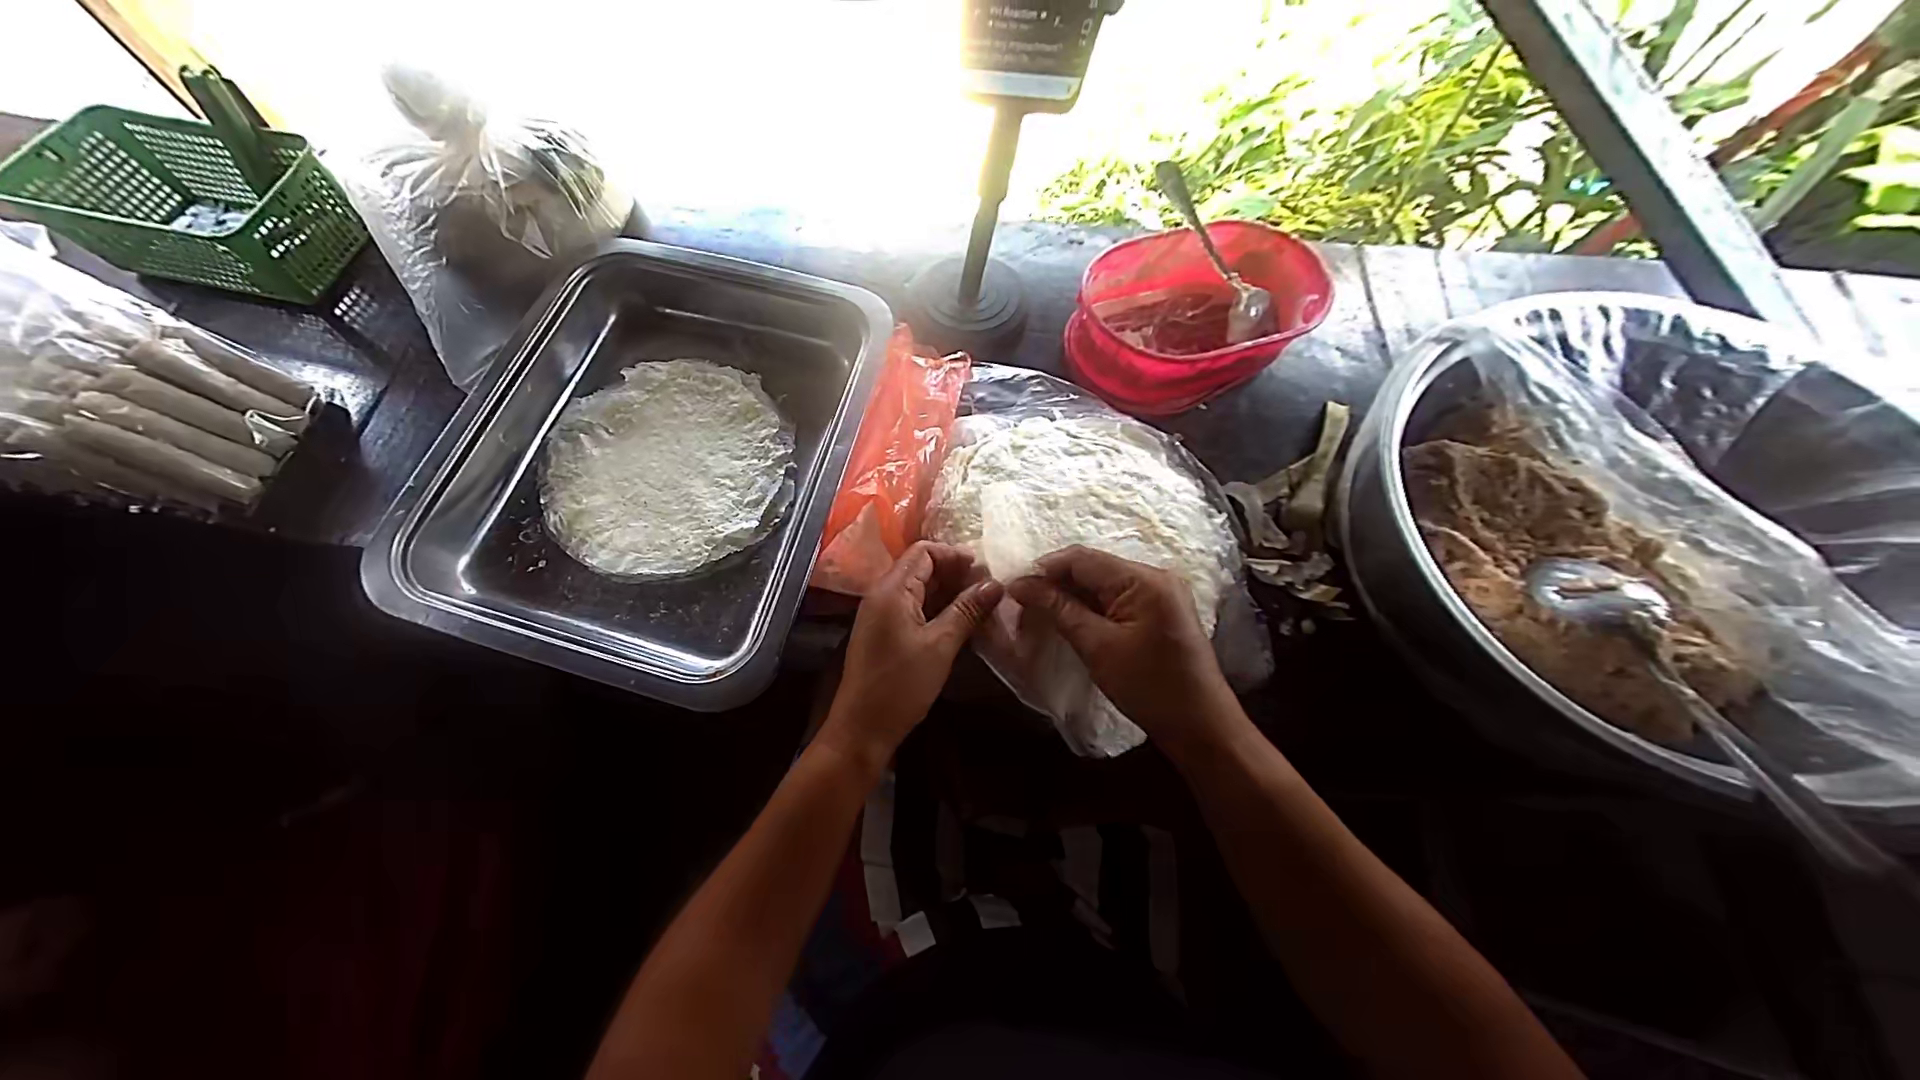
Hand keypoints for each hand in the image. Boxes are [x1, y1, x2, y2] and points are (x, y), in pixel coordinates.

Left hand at [820, 542, 1004, 771]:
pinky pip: (913, 608)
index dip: (955, 555)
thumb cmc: (900, 686)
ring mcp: (881, 614)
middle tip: (989, 589)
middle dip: (955, 574)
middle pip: (921, 567)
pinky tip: (961, 622)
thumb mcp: (940, 646)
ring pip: (918, 589)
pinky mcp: (884, 633)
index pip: (924, 551)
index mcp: (891, 590)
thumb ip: (967, 611)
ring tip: (981, 606)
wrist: (861, 729)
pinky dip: (937, 609)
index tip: (985, 571)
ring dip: (948, 593)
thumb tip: (995, 584)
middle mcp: (882, 594)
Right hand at [1006, 546, 1240, 754]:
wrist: (1201, 725)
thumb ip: (1059, 609)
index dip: (1044, 568)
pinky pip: (1116, 597)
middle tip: (1022, 601)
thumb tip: (1021, 584)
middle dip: (1055, 581)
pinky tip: (1068, 619)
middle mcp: (1155, 575)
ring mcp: (1160, 592)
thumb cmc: (1149, 687)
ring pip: (1102, 582)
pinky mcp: (1159, 610)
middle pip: (1093, 567)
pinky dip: (1090, 605)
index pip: (1082, 559)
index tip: (1013, 586)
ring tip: (1038, 611)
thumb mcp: (1097, 647)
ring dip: (1070, 594)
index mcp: (1144, 579)